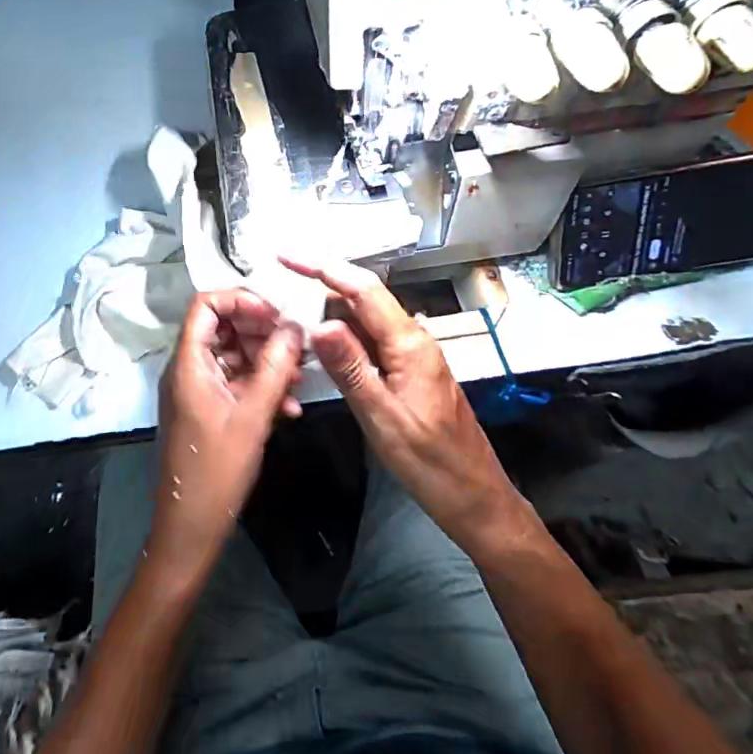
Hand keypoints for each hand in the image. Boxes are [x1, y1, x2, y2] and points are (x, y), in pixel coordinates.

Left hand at [149, 290, 304, 580]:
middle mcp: (188, 368)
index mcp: (188, 363)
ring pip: (233, 354)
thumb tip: (294, 327)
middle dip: (261, 331)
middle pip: (222, 326)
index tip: (276, 315)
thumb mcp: (253, 415)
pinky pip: (235, 381)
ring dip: (266, 360)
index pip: (206, 305)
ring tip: (297, 377)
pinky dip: (260, 385)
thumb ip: (274, 367)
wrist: (191, 523)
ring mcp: (197, 388)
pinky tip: (289, 405)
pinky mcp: (207, 407)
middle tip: (295, 346)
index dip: (241, 300)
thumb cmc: (217, 470)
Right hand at [280, 255, 543, 559]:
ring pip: (365, 322)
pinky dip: (343, 340)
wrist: (474, 496)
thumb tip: (319, 324)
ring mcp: (412, 356)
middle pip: (362, 300)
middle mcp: (414, 341)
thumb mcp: (383, 418)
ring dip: (328, 315)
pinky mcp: (408, 372)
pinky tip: (321, 350)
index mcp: (410, 345)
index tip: (289, 258)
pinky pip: (371, 343)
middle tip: (278, 293)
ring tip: (290, 319)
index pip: (363, 291)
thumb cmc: (432, 463)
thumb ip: (351, 369)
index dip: (324, 268)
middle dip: (320, 288)